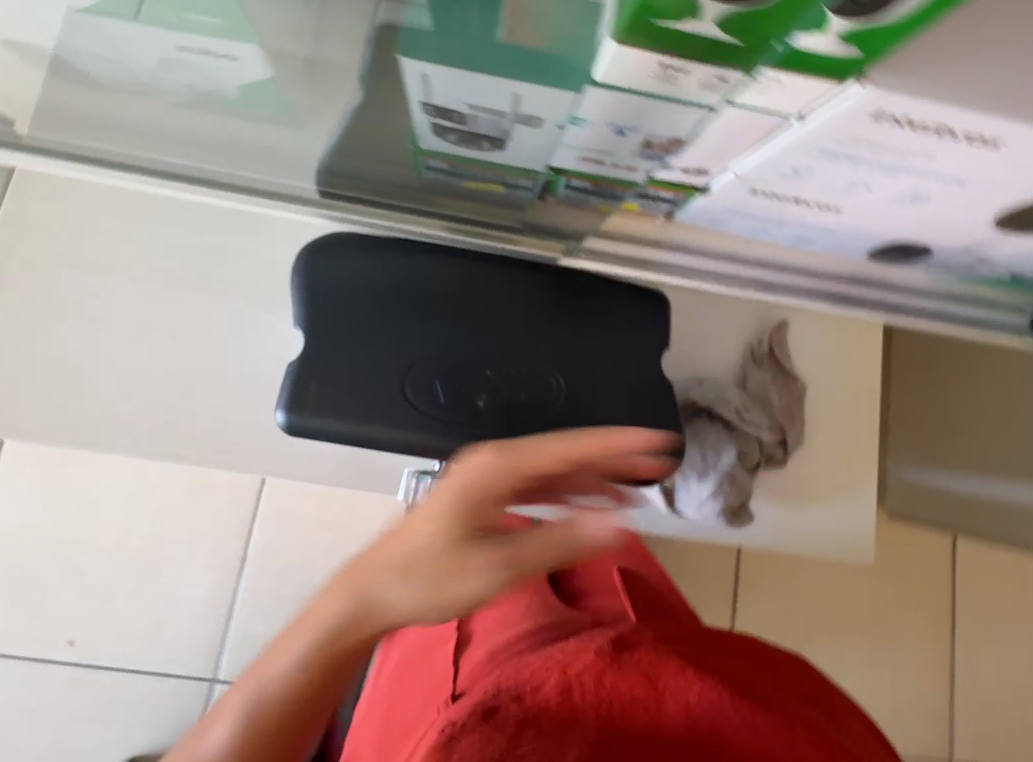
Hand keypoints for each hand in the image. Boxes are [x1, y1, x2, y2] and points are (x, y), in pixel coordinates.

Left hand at [325, 427, 680, 634]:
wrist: (372, 592)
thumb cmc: (430, 578)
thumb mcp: (499, 567)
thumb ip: (560, 542)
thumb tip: (619, 526)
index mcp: (498, 467)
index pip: (571, 448)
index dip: (617, 445)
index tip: (656, 441)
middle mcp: (497, 462)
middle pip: (566, 453)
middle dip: (613, 458)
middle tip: (660, 461)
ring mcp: (490, 478)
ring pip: (554, 470)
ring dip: (594, 477)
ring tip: (639, 486)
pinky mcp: (486, 496)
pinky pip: (538, 487)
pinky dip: (569, 494)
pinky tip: (593, 505)